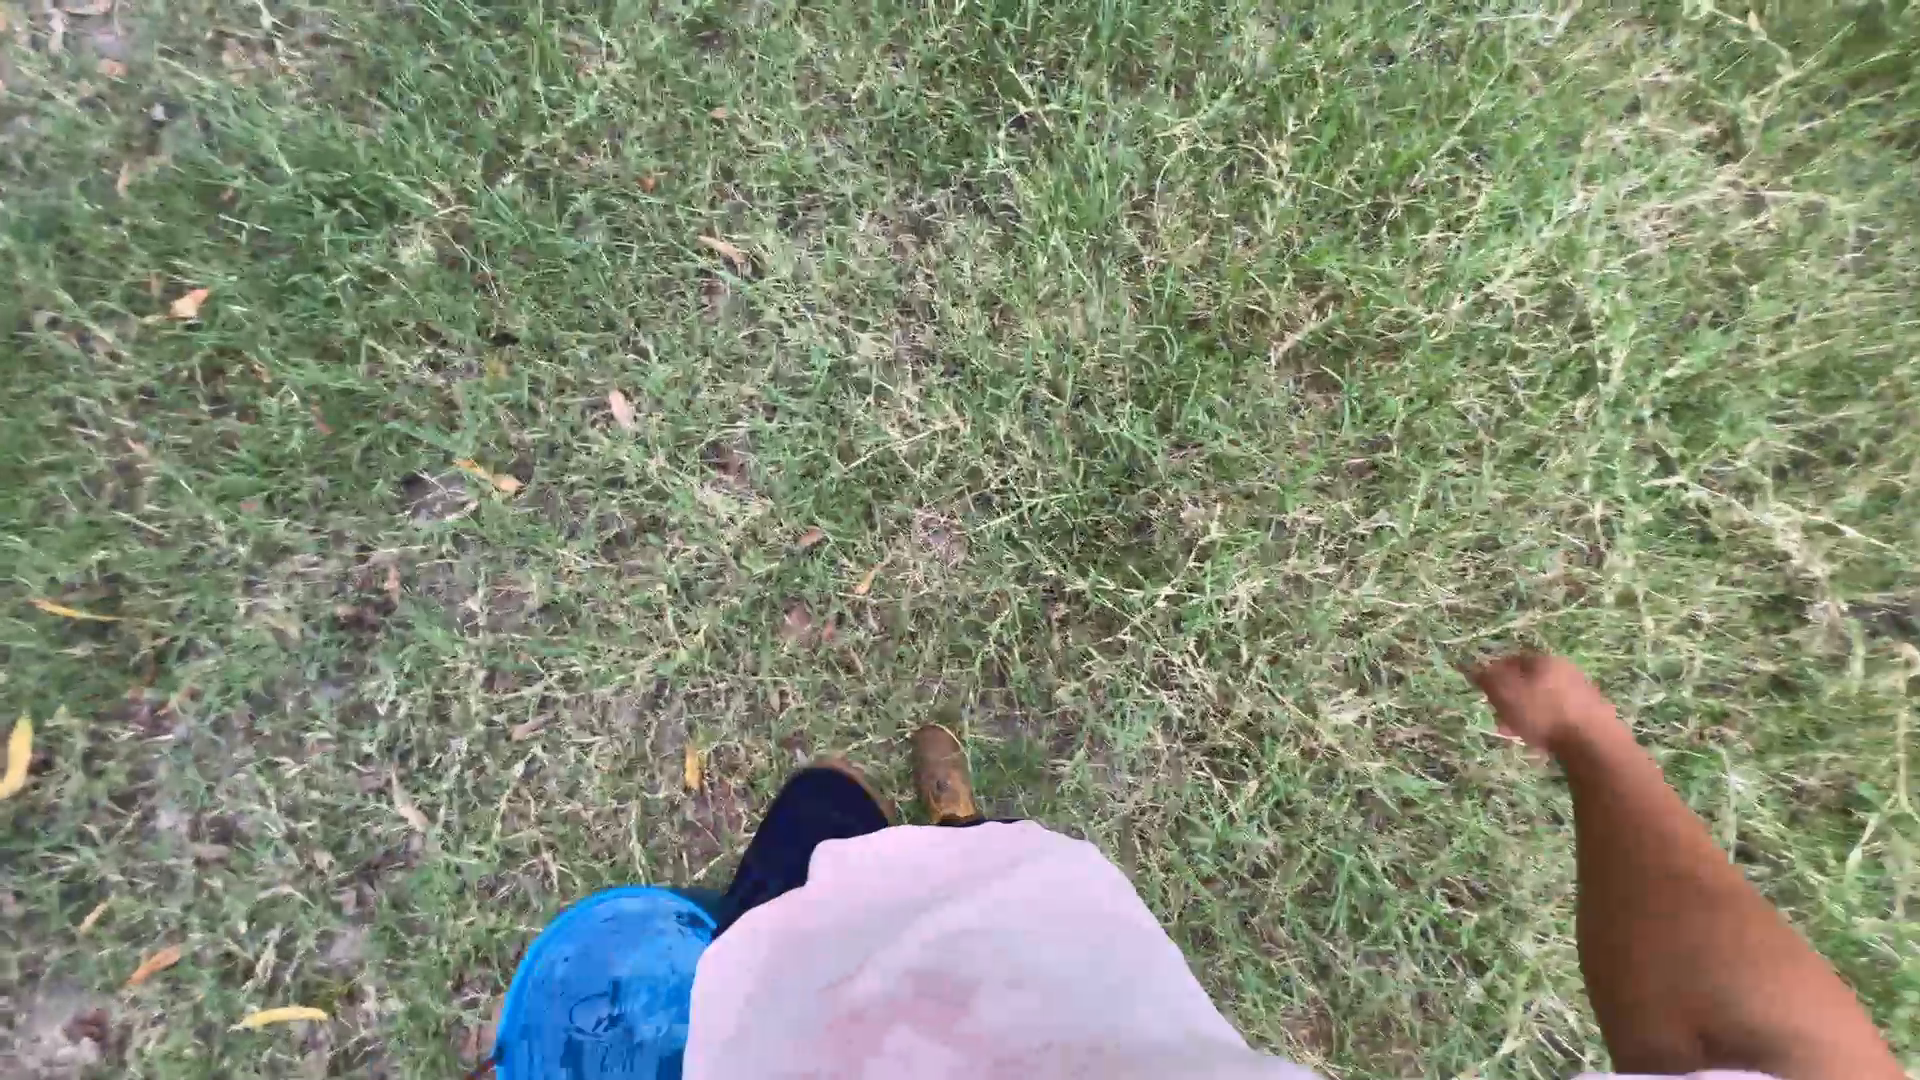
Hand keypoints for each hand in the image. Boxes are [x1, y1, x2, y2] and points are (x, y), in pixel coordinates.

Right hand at [1466, 652, 1617, 758]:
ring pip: (1544, 699)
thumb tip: (1473, 667)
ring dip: (1527, 713)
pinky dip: (1547, 723)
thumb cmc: (1541, 713)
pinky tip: (1542, 738)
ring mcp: (1584, 692)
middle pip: (1528, 680)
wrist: (1594, 744)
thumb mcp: (1502, 691)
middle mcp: (1566, 670)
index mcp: (1544, 660)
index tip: (1486, 695)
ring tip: (1518, 731)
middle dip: (1511, 698)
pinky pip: (1561, 714)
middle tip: (1500, 715)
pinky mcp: (1596, 715)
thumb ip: (1484, 677)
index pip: (1510, 660)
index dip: (1493, 676)